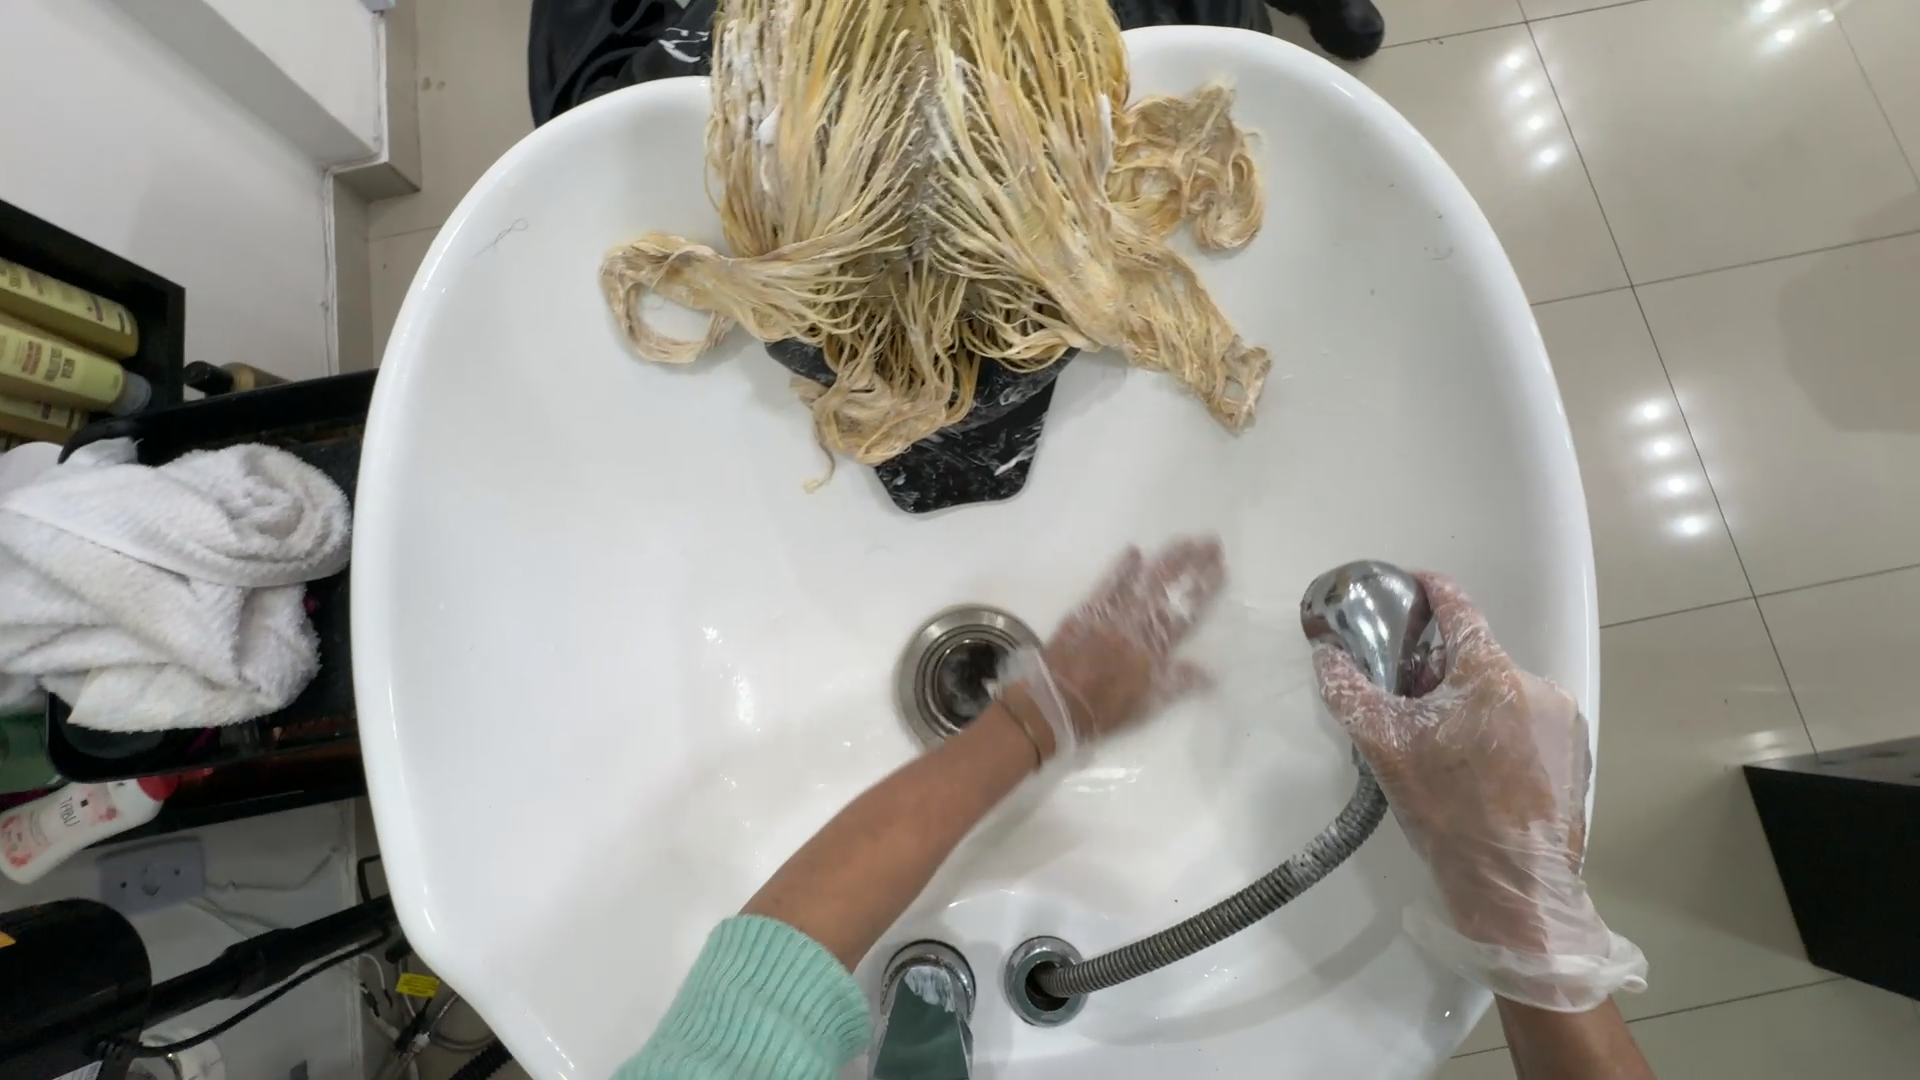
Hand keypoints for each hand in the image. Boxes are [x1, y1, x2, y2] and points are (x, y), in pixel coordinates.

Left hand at [998, 536, 1225, 761]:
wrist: (1053, 702)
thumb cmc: (1101, 710)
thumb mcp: (1146, 705)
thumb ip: (1178, 684)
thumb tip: (1212, 672)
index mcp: (1153, 649)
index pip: (1186, 612)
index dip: (1204, 589)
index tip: (1219, 566)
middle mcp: (1134, 625)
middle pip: (1167, 588)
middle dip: (1190, 563)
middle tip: (1209, 541)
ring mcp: (1109, 615)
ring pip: (1142, 581)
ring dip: (1164, 559)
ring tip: (1183, 541)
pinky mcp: (1086, 611)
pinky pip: (1107, 585)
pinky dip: (1120, 568)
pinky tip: (1133, 551)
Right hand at [1312, 572, 1645, 1012]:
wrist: (1513, 884)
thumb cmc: (1445, 806)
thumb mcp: (1381, 744)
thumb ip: (1347, 690)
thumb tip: (1325, 653)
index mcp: (1490, 674)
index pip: (1459, 608)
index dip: (1430, 588)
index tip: (1408, 583)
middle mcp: (1536, 684)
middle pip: (1474, 655)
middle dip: (1435, 664)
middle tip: (1402, 693)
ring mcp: (1563, 718)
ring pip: (1498, 687)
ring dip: (1465, 696)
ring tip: (1436, 736)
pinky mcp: (1576, 751)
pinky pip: (1524, 715)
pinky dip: (1494, 721)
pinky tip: (1473, 760)